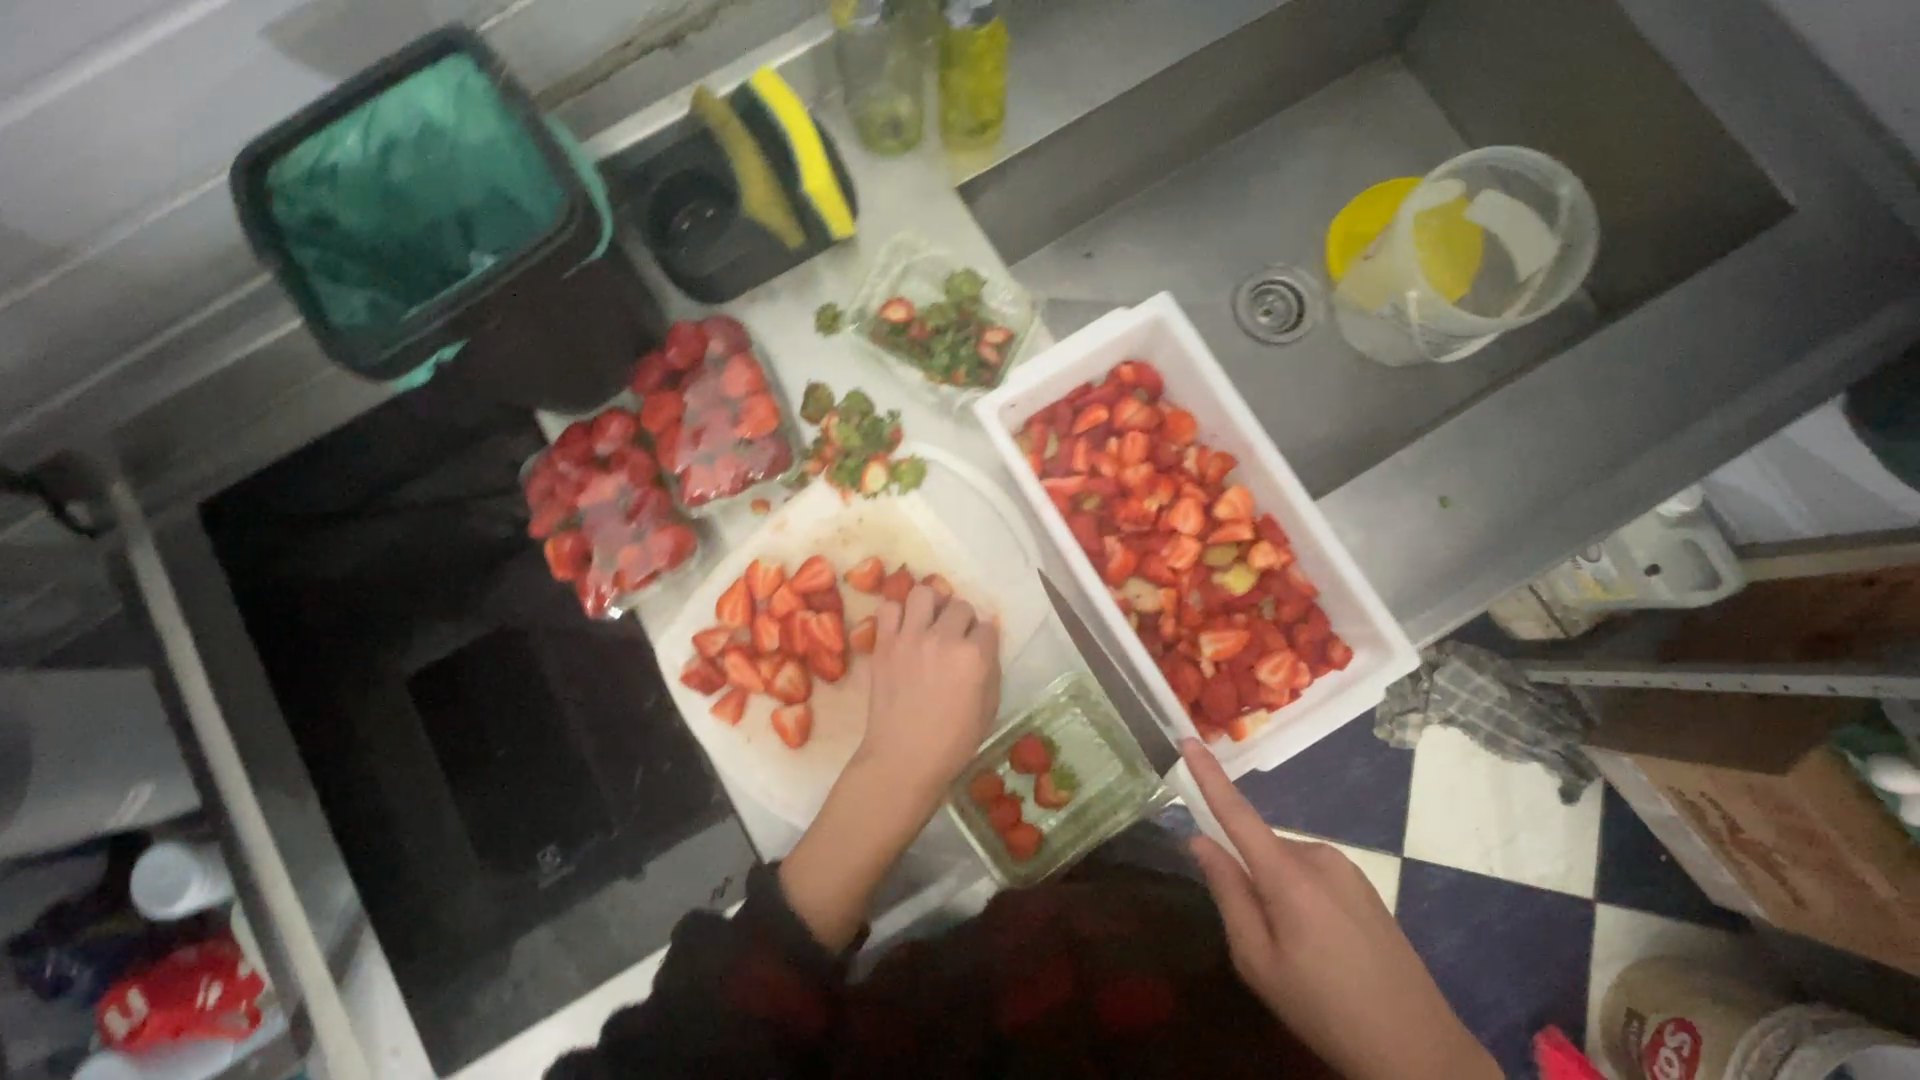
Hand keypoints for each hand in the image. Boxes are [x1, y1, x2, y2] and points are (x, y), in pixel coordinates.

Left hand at [857, 583, 1001, 799]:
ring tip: (929, 623)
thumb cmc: (953, 743)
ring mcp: (910, 638)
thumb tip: (986, 647)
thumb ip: (991, 671)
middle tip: (955, 639)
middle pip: (959, 606)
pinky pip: (889, 608)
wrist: (903, 758)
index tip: (978, 650)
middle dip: (962, 620)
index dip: (985, 639)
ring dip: (931, 605)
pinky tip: (903, 630)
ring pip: (923, 593)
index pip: (988, 626)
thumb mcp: (989, 709)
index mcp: (975, 657)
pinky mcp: (884, 644)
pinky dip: (897, 614)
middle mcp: (944, 638)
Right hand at [1181, 740, 1499, 1079]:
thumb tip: (1201, 841)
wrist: (1417, 1048)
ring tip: (1297, 955)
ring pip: (1285, 865)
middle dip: (1247, 878)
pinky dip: (1300, 900)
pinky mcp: (1364, 886)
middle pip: (1260, 848)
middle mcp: (1319, 857)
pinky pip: (1312, 876)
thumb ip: (1228, 894)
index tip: (1187, 740)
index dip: (1209, 777)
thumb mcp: (1258, 961)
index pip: (1237, 814)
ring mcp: (1347, 870)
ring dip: (1275, 893)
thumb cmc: (1324, 1008)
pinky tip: (1321, 950)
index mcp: (1288, 874)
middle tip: (1261, 943)